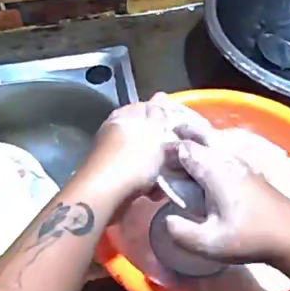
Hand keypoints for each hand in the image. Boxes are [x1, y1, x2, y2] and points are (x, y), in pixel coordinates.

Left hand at [81, 94, 208, 205]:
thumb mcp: (153, 131)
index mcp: (124, 115)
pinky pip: (137, 176)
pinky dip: (147, 183)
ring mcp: (113, 155)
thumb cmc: (133, 158)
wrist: (106, 194)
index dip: (167, 117)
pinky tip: (156, 191)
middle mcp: (116, 132)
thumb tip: (160, 95)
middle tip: (181, 154)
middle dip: (164, 145)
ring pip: (143, 157)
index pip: (148, 107)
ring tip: (172, 176)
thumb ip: (159, 113)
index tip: (183, 130)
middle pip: (147, 135)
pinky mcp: (114, 177)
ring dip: (158, 167)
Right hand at [161, 138, 289, 264]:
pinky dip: (210, 150)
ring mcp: (242, 165)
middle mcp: (228, 162)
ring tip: (182, 137)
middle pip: (203, 136)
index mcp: (216, 172)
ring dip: (198, 138)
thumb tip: (167, 221)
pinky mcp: (250, 174)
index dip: (168, 149)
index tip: (152, 152)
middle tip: (167, 126)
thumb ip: (183, 233)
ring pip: (215, 143)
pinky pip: (224, 154)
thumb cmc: (251, 237)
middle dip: (184, 131)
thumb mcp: (211, 243)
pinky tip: (206, 161)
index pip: (186, 150)